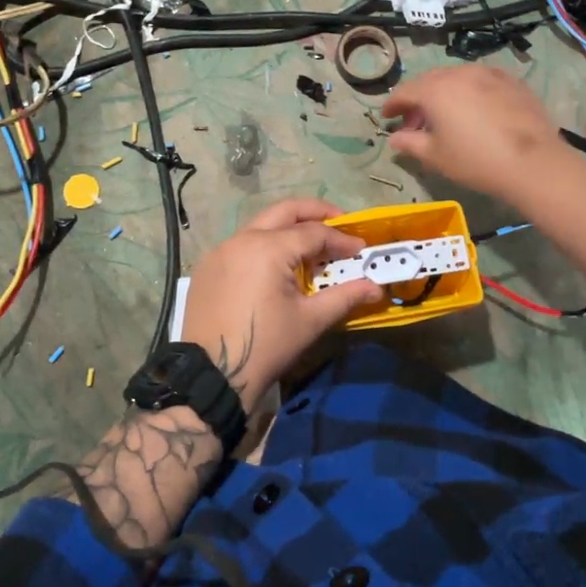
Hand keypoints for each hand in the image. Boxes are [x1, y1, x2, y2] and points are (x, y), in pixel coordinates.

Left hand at [178, 198, 381, 403]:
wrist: (212, 374)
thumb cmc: (266, 345)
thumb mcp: (310, 321)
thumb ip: (345, 297)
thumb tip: (376, 287)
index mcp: (268, 247)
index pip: (314, 232)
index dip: (341, 239)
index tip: (361, 249)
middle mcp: (242, 238)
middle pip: (284, 212)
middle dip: (315, 213)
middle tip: (339, 223)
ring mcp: (220, 250)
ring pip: (261, 226)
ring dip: (288, 229)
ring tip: (311, 248)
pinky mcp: (208, 266)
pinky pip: (242, 244)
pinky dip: (265, 245)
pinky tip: (277, 266)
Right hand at [384, 64, 558, 201]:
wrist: (533, 163)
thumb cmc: (476, 161)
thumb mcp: (436, 156)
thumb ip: (409, 143)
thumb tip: (394, 138)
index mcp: (435, 89)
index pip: (404, 91)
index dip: (392, 105)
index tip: (387, 117)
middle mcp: (459, 73)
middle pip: (430, 80)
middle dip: (418, 98)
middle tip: (415, 121)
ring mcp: (488, 73)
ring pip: (457, 77)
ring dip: (444, 92)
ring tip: (445, 115)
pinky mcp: (512, 81)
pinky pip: (482, 80)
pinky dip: (470, 91)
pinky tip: (475, 109)